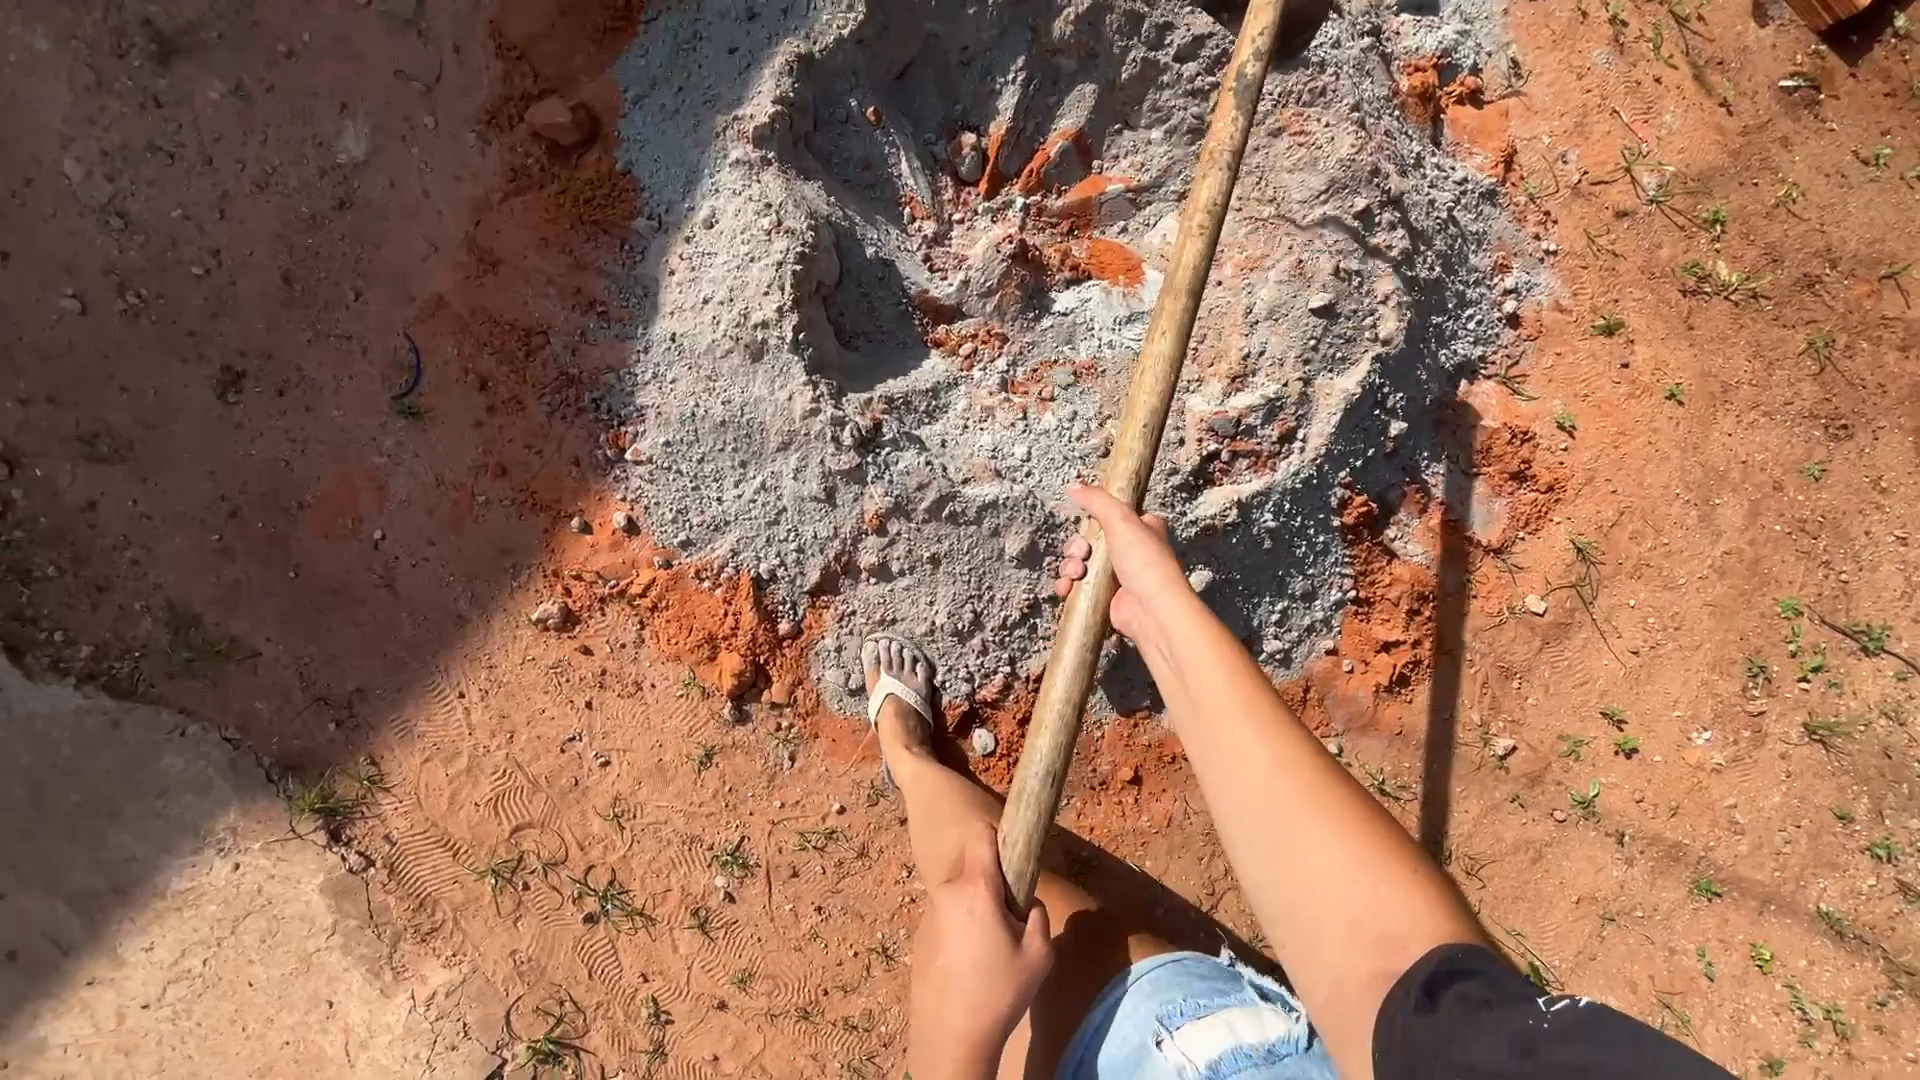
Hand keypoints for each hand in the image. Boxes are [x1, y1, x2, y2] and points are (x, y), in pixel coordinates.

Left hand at [907, 822, 1052, 1079]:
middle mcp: (946, 892)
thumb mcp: (1039, 954)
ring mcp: (927, 914)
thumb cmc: (999, 993)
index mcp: (975, 888)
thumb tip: (1026, 903)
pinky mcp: (918, 937)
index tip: (1012, 855)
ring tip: (987, 950)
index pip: (981, 835)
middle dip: (990, 884)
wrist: (951, 1039)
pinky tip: (967, 965)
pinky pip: (944, 918)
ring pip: (958, 895)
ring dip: (973, 908)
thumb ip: (1038, 915)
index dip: (998, 836)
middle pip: (971, 868)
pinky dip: (957, 928)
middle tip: (1007, 920)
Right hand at [1053, 483, 1196, 649]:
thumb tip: (1073, 486)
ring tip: (1076, 575)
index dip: (1093, 519)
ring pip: (1079, 563)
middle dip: (1077, 547)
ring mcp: (1116, 576)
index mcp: (1140, 528)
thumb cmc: (1144, 562)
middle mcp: (1129, 551)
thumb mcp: (1122, 520)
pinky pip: (1077, 586)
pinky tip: (1067, 588)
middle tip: (1082, 554)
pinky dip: (1068, 586)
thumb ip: (1097, 500)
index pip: (1109, 516)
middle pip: (1087, 540)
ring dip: (1070, 567)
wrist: (1151, 612)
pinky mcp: (1103, 597)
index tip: (1085, 522)